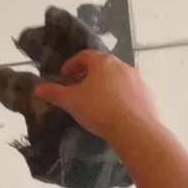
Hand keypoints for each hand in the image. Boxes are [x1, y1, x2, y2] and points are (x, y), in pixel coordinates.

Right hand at [35, 50, 159, 139]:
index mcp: (103, 62)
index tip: (65, 76)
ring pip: (117, 78)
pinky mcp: (149, 96)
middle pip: (102, 65)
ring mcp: (138, 80)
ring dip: (106, 85)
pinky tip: (114, 111)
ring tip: (96, 101)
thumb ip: (54, 93)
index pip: (84, 56)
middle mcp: (122, 66)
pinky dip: (120, 96)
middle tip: (78, 88)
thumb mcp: (70, 101)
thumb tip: (38, 88)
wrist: (135, 131)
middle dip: (89, 75)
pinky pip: (130, 91)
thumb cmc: (99, 109)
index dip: (72, 64)